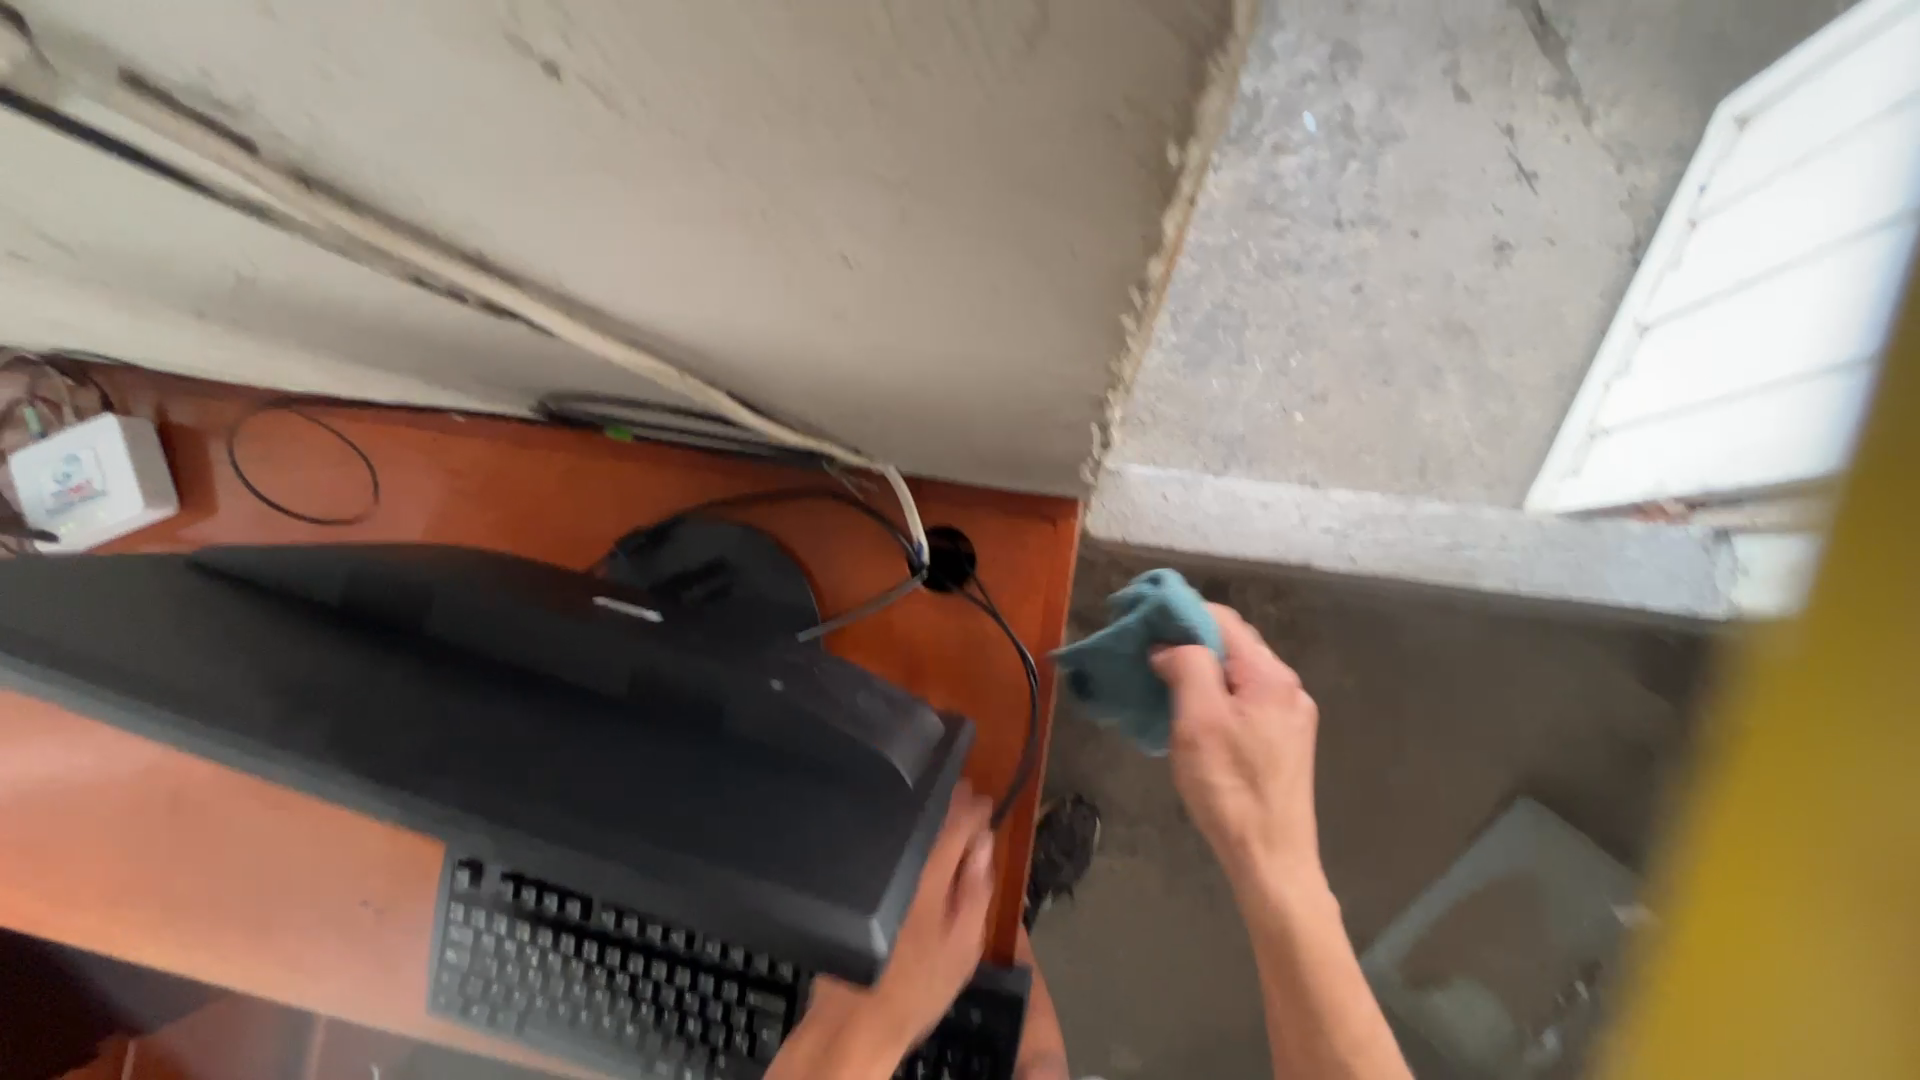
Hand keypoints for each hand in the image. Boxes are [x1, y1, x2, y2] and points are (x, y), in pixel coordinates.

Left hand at [772, 785, 994, 1076]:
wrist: (855, 1017)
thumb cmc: (919, 985)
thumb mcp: (965, 945)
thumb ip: (976, 889)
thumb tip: (983, 844)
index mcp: (928, 872)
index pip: (957, 822)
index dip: (975, 808)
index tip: (986, 803)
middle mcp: (897, 862)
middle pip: (927, 816)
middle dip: (950, 803)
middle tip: (968, 798)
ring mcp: (872, 869)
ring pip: (903, 827)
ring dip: (927, 816)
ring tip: (946, 815)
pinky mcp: (854, 883)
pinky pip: (886, 846)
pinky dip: (904, 836)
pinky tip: (916, 843)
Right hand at [1152, 604, 1323, 890]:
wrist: (1271, 858)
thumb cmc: (1229, 787)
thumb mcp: (1197, 720)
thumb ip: (1186, 666)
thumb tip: (1168, 646)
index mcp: (1269, 676)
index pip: (1222, 619)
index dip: (1181, 613)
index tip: (1142, 620)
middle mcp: (1287, 687)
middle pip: (1232, 644)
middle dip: (1189, 640)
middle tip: (1147, 652)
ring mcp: (1289, 715)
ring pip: (1237, 673)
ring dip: (1200, 668)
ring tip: (1162, 681)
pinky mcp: (1283, 741)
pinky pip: (1244, 699)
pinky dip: (1214, 693)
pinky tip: (1191, 712)